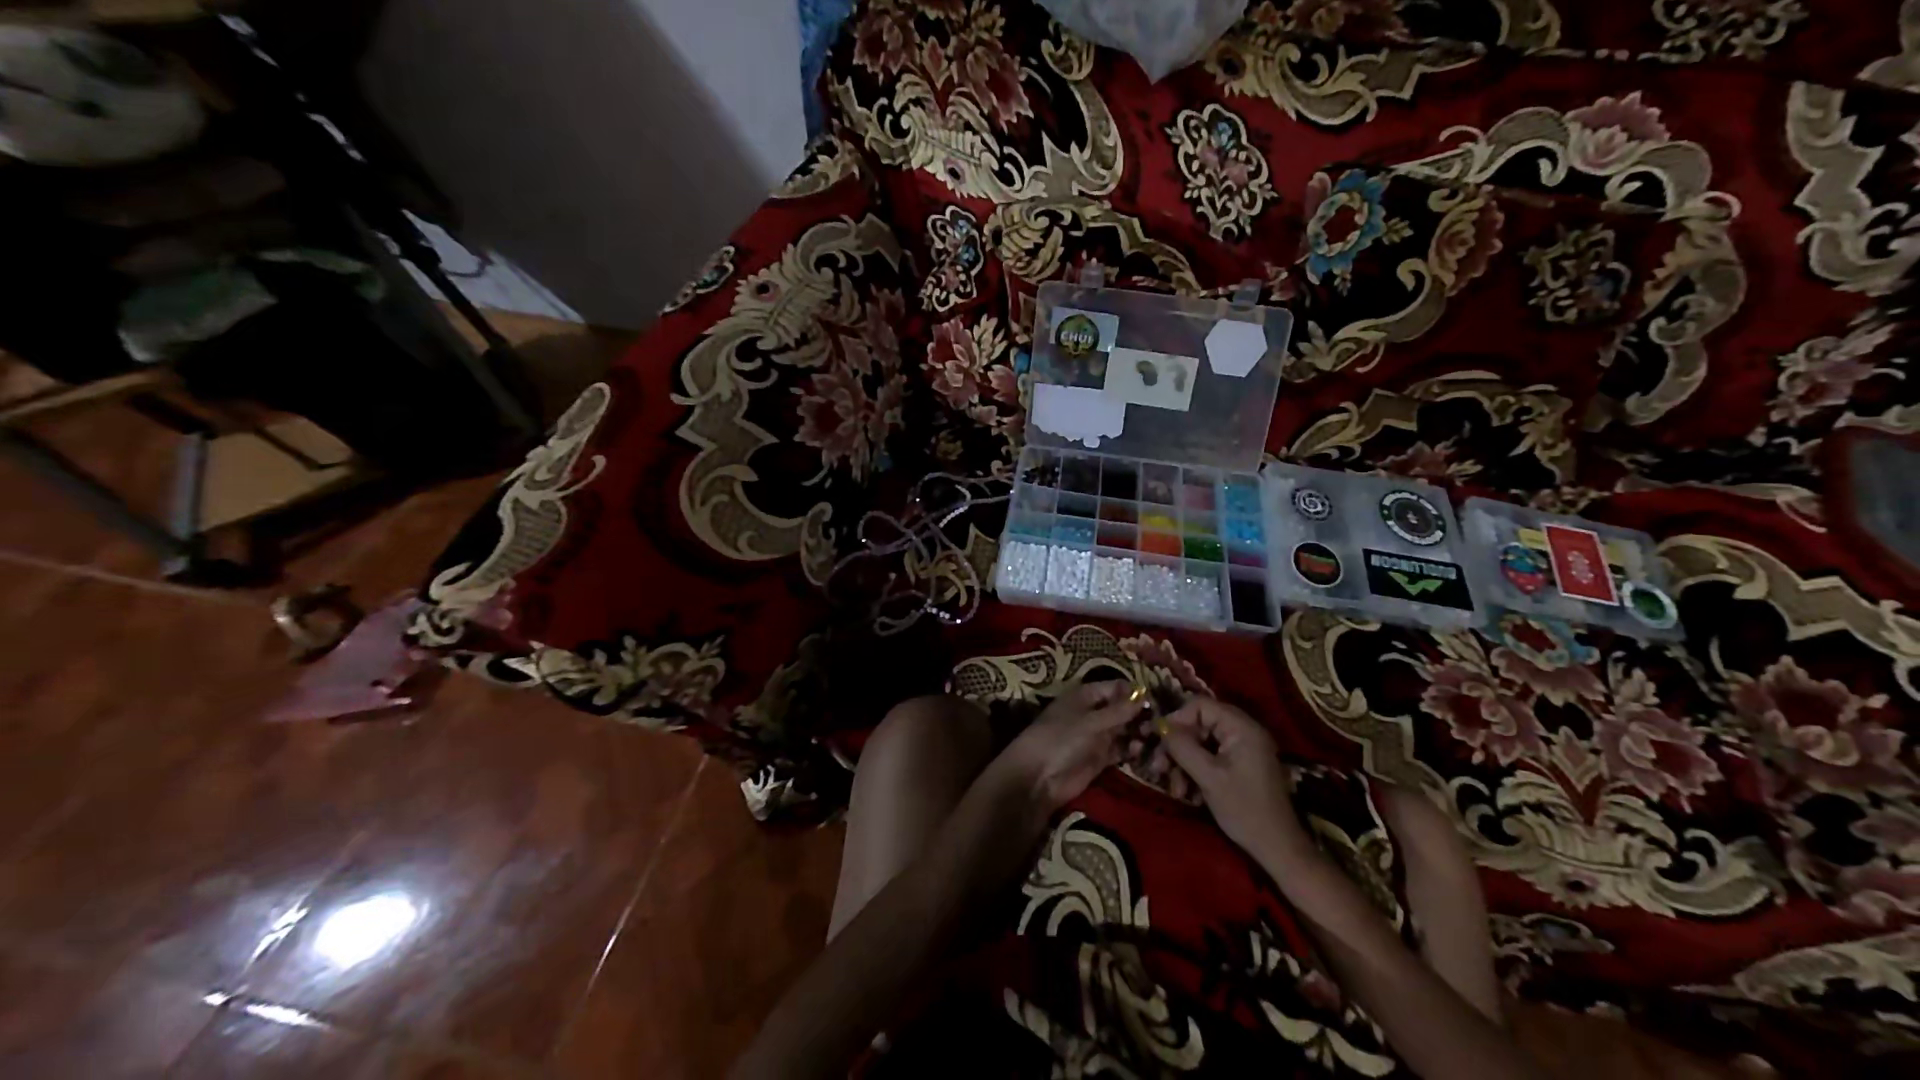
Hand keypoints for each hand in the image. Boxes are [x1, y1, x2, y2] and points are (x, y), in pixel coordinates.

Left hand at [995, 680, 1144, 816]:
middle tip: (1161, 723)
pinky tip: (1142, 752)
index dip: (1135, 692)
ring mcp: (1096, 735)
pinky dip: (1131, 750)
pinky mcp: (1099, 757)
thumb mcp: (1091, 722)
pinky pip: (1120, 749)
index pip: (1116, 687)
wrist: (1039, 777)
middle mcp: (1092, 712)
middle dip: (1140, 715)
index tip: (1158, 700)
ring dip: (1138, 733)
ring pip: (1124, 730)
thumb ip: (1118, 711)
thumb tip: (1144, 696)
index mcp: (1085, 695)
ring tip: (1153, 739)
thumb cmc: (1061, 739)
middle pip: (1122, 709)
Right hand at [1160, 697, 1309, 864]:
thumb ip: (1182, 747)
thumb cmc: (1244, 809)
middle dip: (1178, 745)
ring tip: (1174, 787)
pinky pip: (1211, 757)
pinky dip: (1196, 771)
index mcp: (1242, 728)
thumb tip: (1161, 726)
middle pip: (1199, 724)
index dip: (1177, 719)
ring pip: (1202, 743)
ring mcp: (1244, 749)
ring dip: (1184, 762)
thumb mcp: (1208, 777)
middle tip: (1159, 767)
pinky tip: (1187, 792)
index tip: (1159, 740)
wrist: (1276, 847)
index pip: (1201, 705)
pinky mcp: (1241, 765)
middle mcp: (1244, 731)